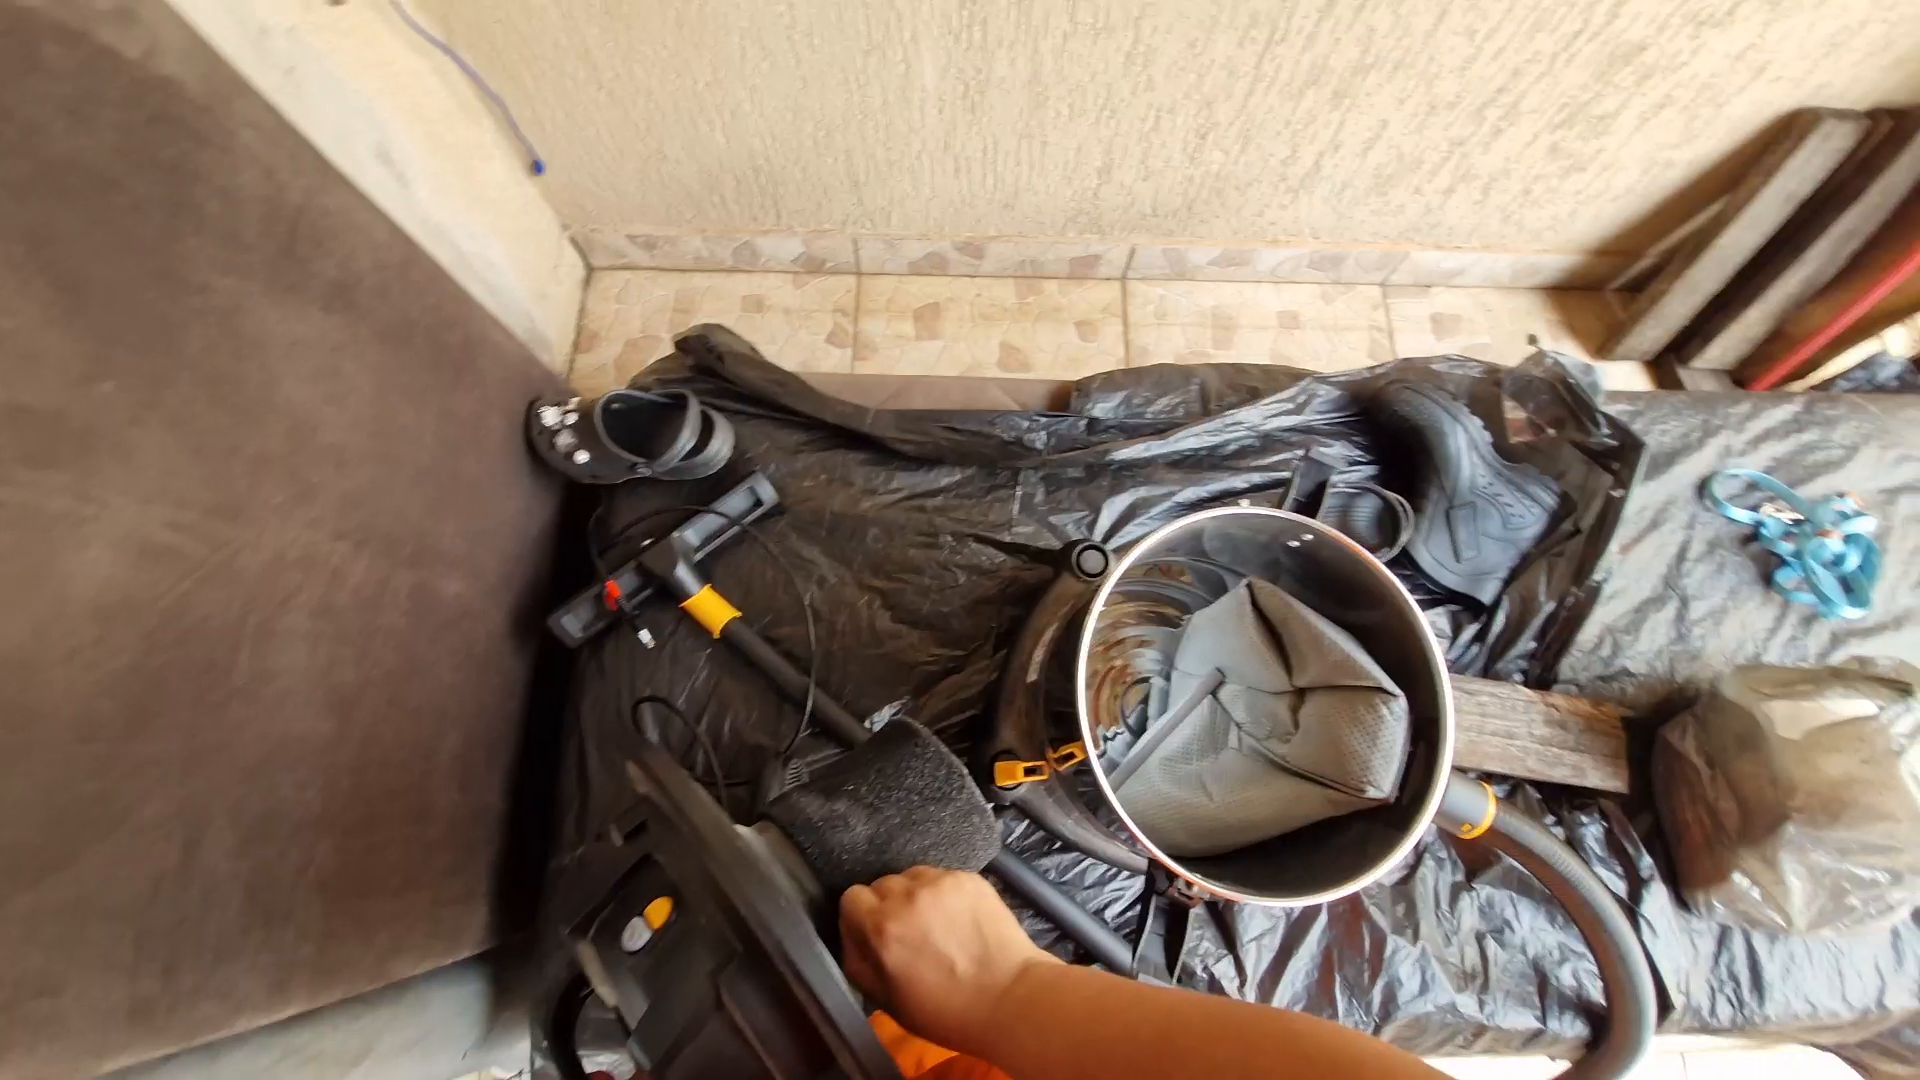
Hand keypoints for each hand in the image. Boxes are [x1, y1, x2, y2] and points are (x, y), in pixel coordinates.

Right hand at [839, 866, 1058, 1052]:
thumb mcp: (887, 1001)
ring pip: (912, 876)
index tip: (874, 932)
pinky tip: (958, 917)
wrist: (1008, 997)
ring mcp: (941, 881)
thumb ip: (859, 962)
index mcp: (882, 926)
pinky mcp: (967, 876)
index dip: (860, 916)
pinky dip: (944, 893)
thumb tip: (852, 936)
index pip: (852, 897)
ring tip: (935, 922)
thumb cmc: (945, 1010)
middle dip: (888, 905)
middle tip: (908, 932)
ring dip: (915, 894)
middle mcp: (907, 895)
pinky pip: (943, 877)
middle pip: (882, 884)